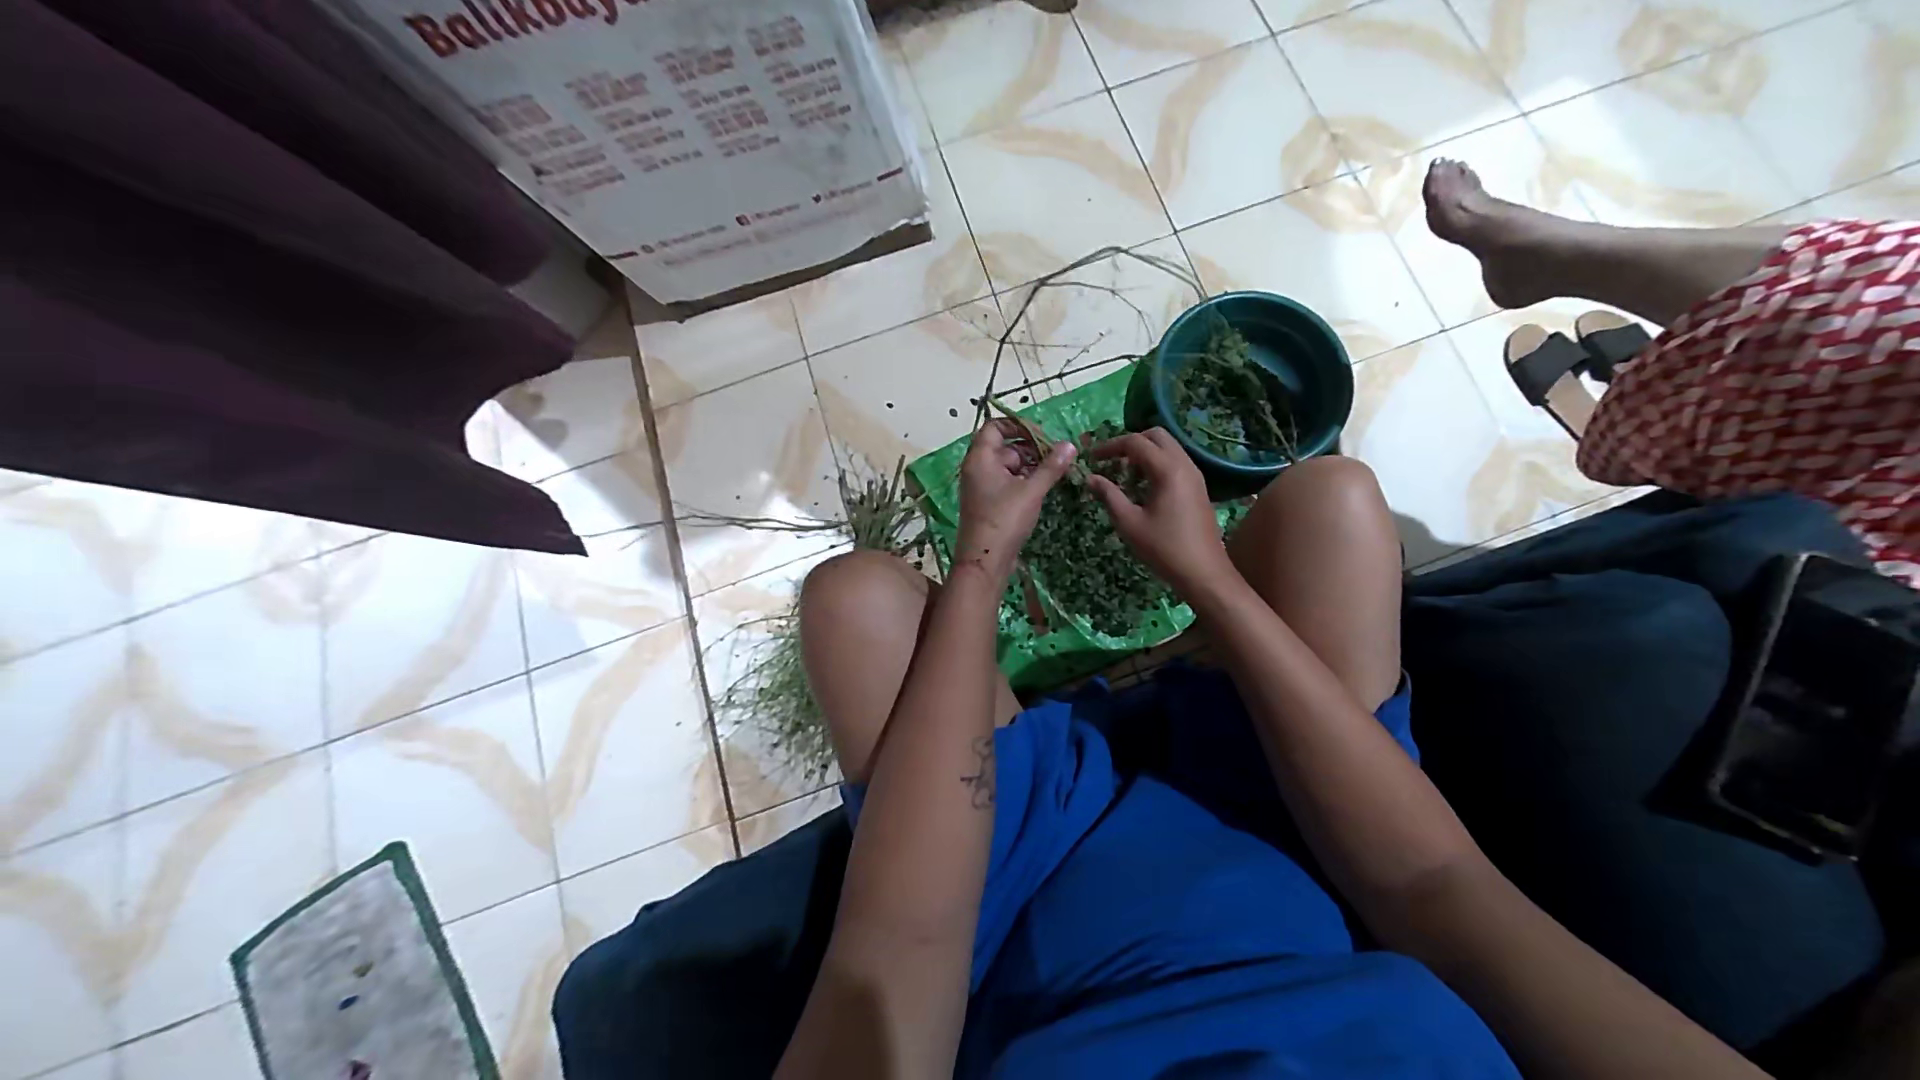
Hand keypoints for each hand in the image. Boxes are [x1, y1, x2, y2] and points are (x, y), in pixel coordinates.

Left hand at [955, 419, 1077, 581]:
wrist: (984, 561)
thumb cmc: (1005, 520)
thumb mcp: (1032, 490)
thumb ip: (1051, 466)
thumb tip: (1069, 445)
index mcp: (980, 458)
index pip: (994, 427)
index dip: (1018, 426)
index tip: (1042, 435)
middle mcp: (976, 468)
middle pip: (1003, 446)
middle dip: (1029, 448)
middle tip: (1054, 456)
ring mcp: (980, 486)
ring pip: (1006, 465)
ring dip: (1028, 466)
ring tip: (1053, 472)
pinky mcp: (987, 503)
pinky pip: (1005, 482)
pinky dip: (1022, 481)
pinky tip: (1041, 488)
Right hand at [1085, 428, 1238, 597]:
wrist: (1204, 572)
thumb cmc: (1163, 548)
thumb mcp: (1129, 523)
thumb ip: (1109, 495)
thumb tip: (1090, 478)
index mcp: (1167, 469)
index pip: (1135, 442)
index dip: (1110, 446)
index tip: (1092, 458)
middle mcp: (1184, 465)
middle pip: (1156, 436)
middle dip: (1130, 443)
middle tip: (1111, 462)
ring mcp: (1195, 475)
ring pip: (1168, 448)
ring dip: (1144, 454)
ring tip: (1124, 476)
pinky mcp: (1198, 488)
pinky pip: (1175, 463)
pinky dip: (1157, 465)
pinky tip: (1144, 489)